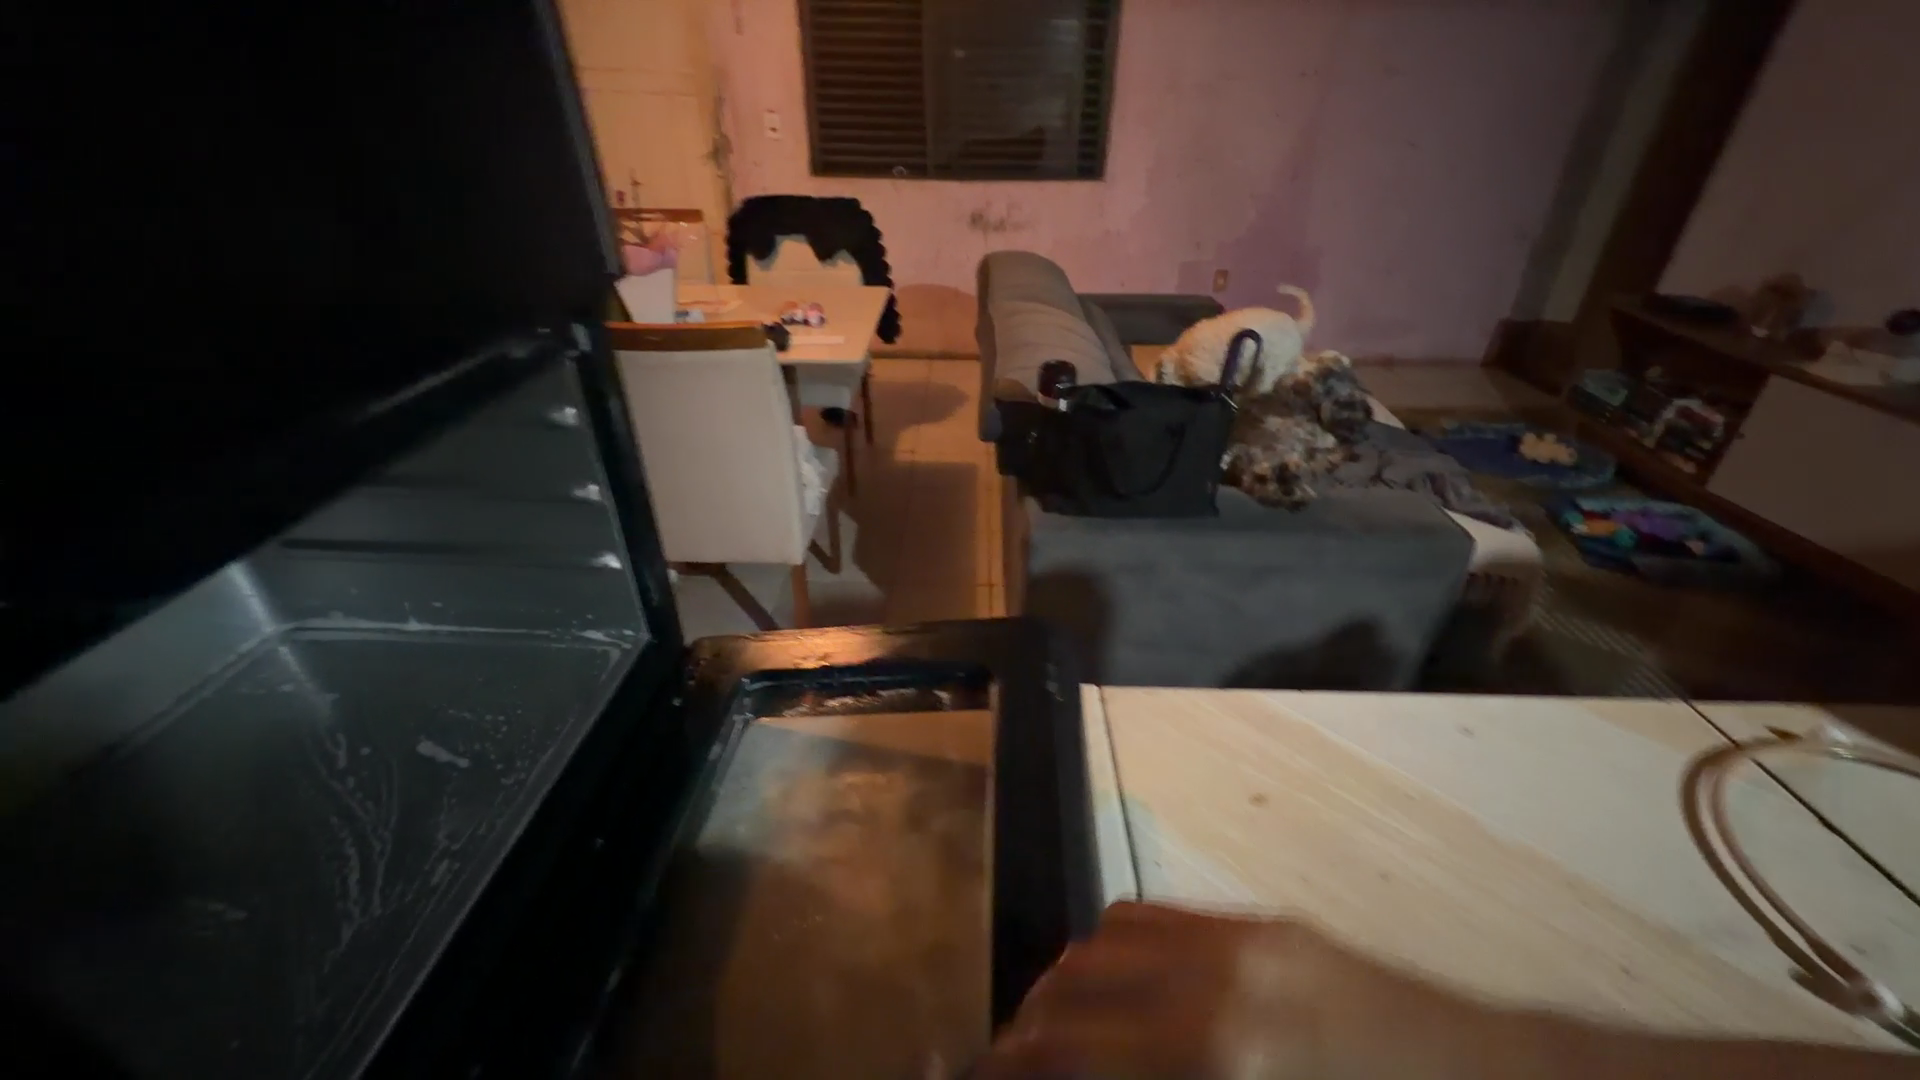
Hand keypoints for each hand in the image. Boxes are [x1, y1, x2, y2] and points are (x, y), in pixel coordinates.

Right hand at [975, 902, 1502, 1079]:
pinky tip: (1126, 988)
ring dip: (1071, 978)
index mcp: (1218, 1056)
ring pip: (1108, 933)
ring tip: (1061, 1023)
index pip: (1074, 1046)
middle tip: (1014, 1057)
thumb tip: (1084, 1070)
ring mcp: (1241, 937)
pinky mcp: (1263, 922)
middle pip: (1078, 980)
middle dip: (1031, 1021)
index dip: (1016, 1063)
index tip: (988, 1073)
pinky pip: (1159, 916)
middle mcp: (1216, 978)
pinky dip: (1119, 947)